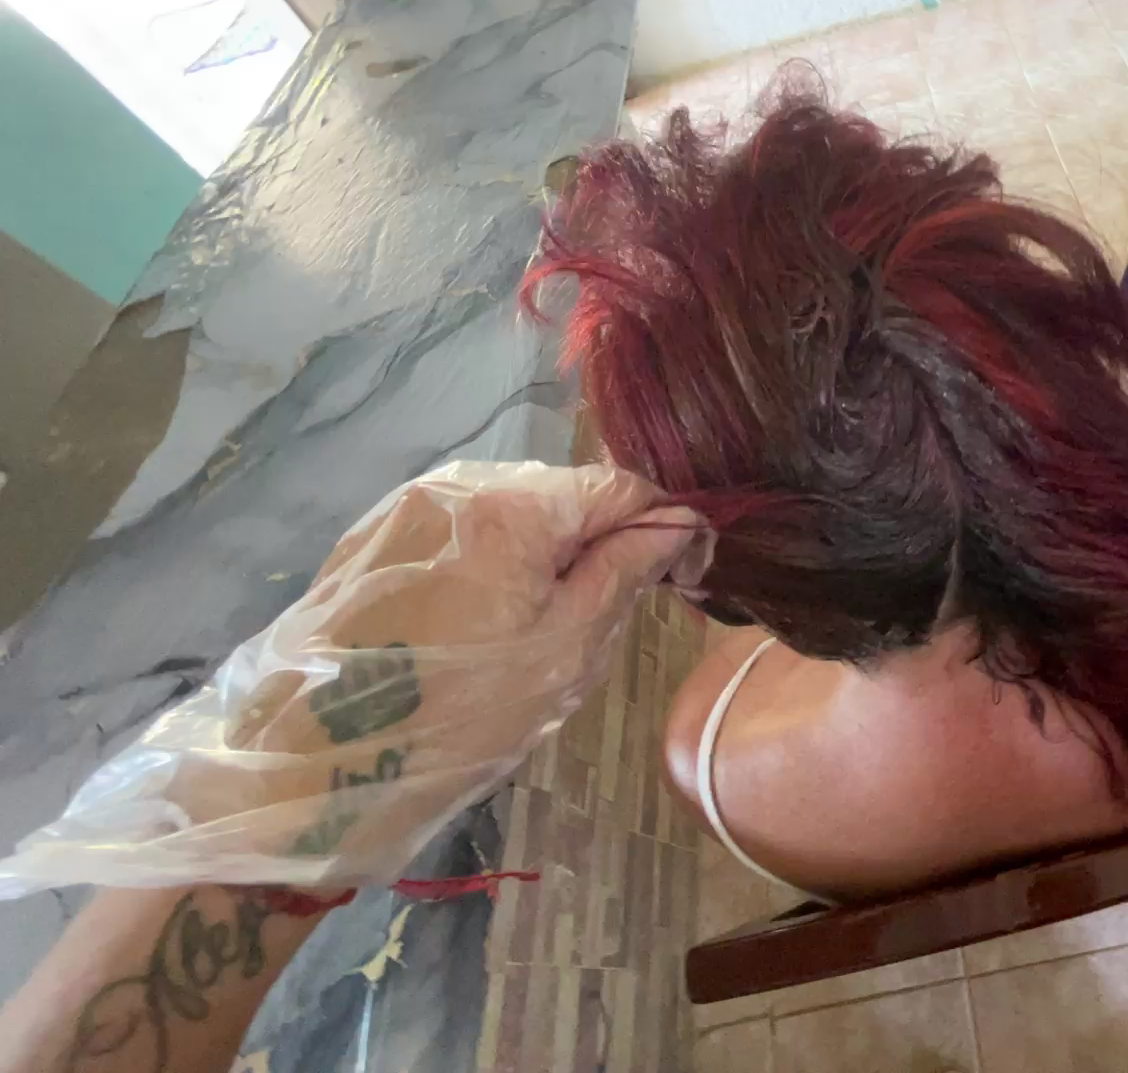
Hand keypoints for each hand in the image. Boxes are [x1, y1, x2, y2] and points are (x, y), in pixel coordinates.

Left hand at [139, 462, 708, 885]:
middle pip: (570, 494)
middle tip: (615, 606)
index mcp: (512, 509)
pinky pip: (471, 529)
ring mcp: (407, 507)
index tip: (686, 572)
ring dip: (558, 549)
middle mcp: (458, 485)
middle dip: (608, 538)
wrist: (310, 773)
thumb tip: (682, 525)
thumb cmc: (463, 713)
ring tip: (551, 616)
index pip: (621, 487)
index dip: (667, 524)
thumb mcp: (571, 646)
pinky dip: (506, 557)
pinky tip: (494, 613)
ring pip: (521, 510)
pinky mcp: (375, 537)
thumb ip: (629, 570)